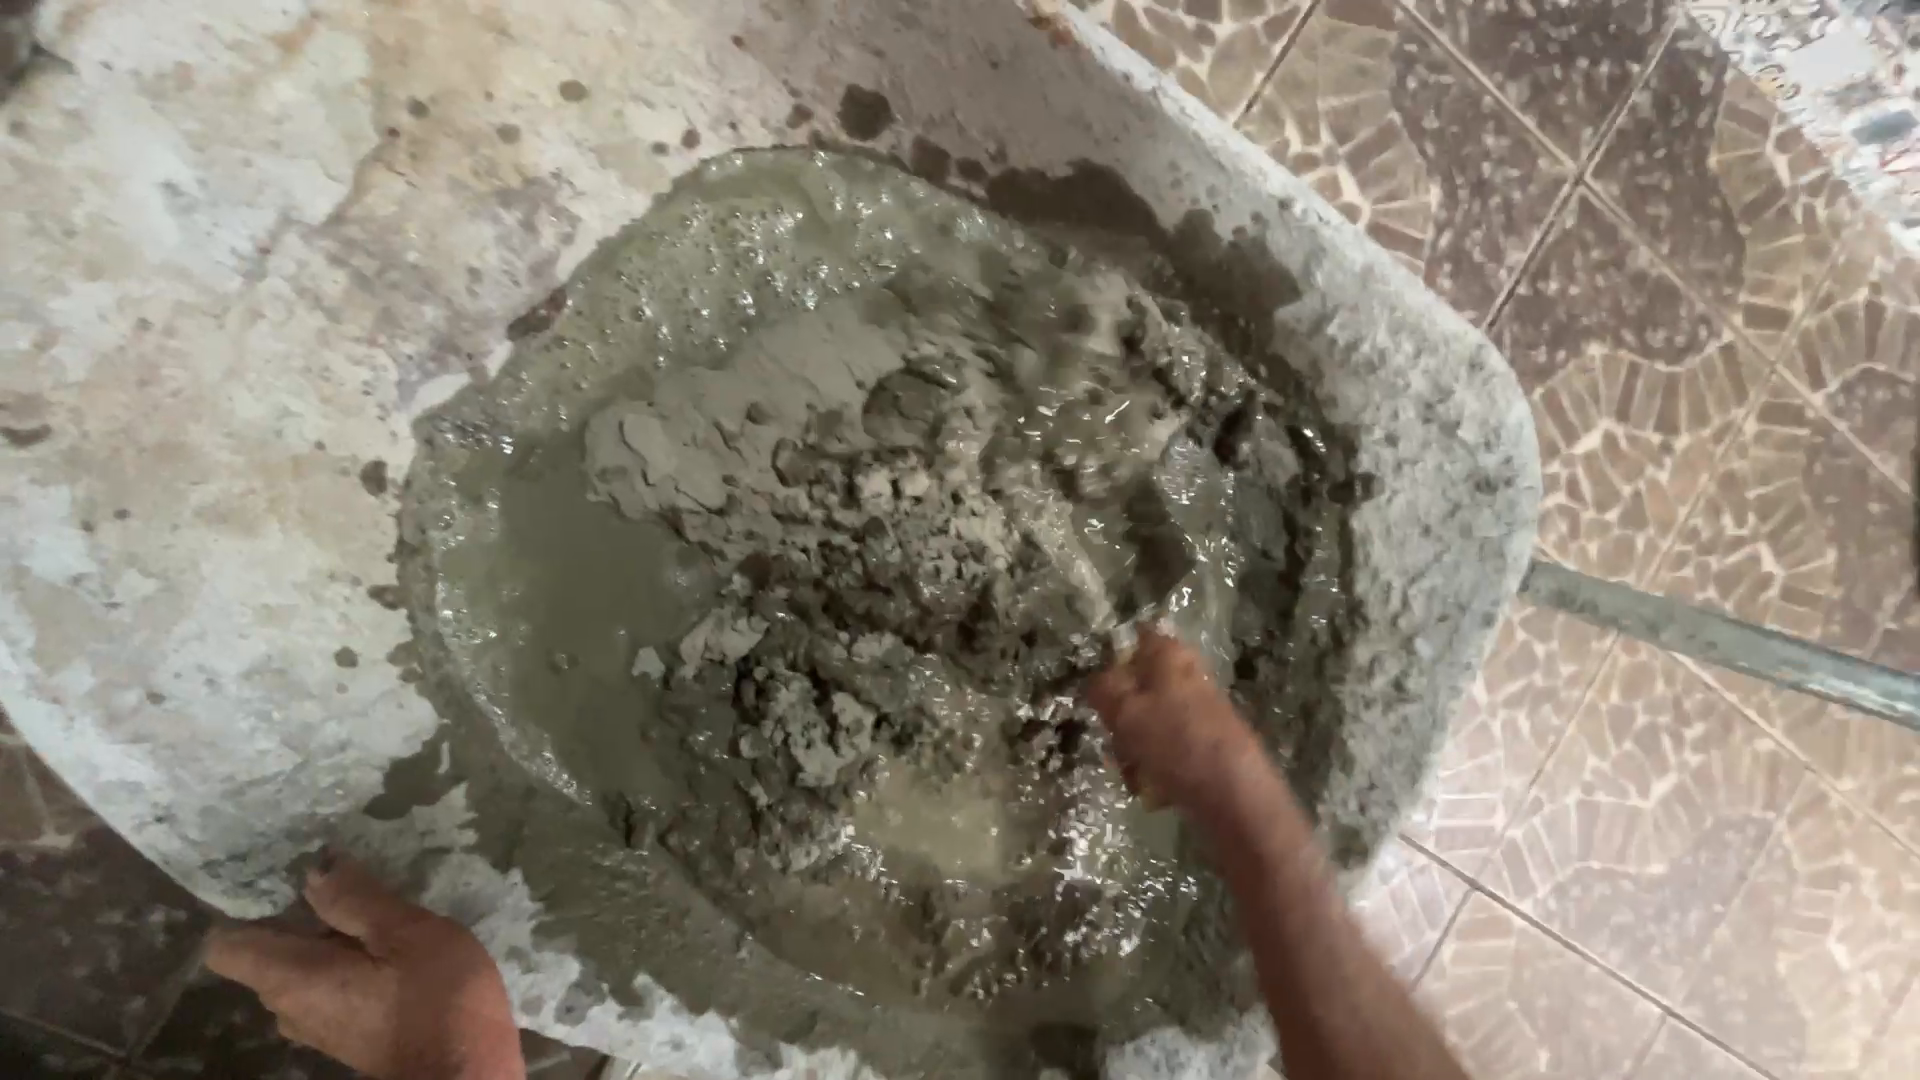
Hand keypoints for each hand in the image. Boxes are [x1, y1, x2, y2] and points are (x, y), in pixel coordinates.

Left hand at [206, 857, 524, 1079]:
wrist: (462, 1068)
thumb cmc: (437, 992)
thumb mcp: (409, 931)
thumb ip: (358, 899)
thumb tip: (315, 866)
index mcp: (292, 977)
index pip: (227, 945)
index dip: (252, 908)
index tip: (298, 880)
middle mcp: (286, 1006)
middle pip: (271, 953)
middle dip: (307, 918)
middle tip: (365, 888)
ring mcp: (314, 1025)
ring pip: (304, 970)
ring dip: (335, 940)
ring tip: (386, 916)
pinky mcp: (344, 1033)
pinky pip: (328, 988)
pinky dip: (351, 963)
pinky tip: (397, 952)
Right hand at [1086, 627, 1265, 818]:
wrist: (1236, 798)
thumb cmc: (1177, 744)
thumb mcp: (1126, 712)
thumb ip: (1104, 689)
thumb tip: (1094, 680)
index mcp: (1170, 656)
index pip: (1138, 638)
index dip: (1114, 659)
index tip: (1098, 687)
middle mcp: (1188, 676)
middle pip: (1139, 685)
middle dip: (1119, 713)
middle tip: (1113, 736)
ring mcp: (1200, 711)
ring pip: (1149, 721)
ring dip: (1132, 745)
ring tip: (1131, 771)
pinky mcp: (1207, 745)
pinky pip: (1166, 748)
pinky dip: (1154, 765)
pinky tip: (1151, 787)